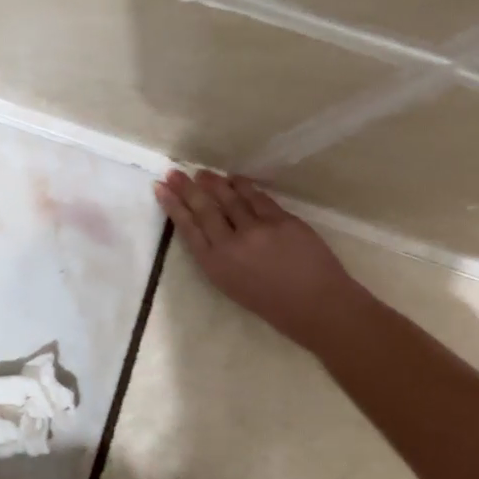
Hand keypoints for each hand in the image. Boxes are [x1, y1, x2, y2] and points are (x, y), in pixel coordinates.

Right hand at [153, 169, 367, 353]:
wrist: (318, 307)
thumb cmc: (274, 305)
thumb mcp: (233, 285)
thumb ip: (219, 256)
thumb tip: (210, 227)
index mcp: (217, 266)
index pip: (188, 228)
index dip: (173, 205)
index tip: (160, 188)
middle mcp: (231, 245)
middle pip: (204, 208)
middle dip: (186, 188)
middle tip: (174, 172)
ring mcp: (257, 230)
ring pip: (229, 197)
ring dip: (213, 182)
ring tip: (202, 173)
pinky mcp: (280, 220)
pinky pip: (257, 197)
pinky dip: (244, 186)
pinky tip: (235, 180)